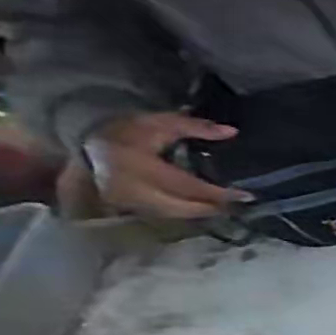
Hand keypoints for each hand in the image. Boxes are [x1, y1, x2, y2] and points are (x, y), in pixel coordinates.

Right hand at [84, 112, 250, 219]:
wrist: (89, 137)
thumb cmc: (131, 129)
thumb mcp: (162, 121)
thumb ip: (197, 126)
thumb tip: (232, 131)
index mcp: (135, 164)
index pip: (184, 185)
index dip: (216, 193)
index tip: (246, 195)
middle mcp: (126, 186)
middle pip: (178, 205)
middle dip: (212, 207)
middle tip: (241, 203)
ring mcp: (121, 198)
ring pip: (170, 212)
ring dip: (200, 212)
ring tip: (228, 206)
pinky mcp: (122, 204)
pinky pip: (159, 212)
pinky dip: (184, 212)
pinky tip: (205, 207)